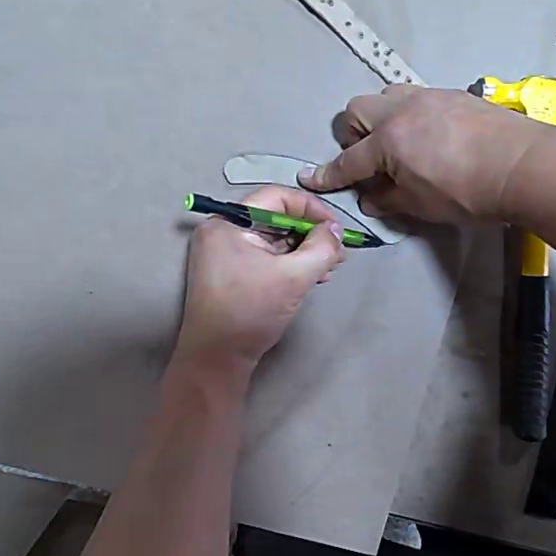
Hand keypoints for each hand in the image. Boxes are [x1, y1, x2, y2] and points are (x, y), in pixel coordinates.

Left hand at [175, 186, 346, 371]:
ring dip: (305, 250)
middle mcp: (224, 232)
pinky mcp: (234, 274)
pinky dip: (292, 264)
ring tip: (332, 266)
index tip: (336, 228)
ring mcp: (226, 254)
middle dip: (311, 233)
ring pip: (275, 240)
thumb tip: (336, 230)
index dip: (311, 208)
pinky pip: (268, 257)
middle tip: (338, 250)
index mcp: (229, 223)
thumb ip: (321, 248)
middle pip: (276, 218)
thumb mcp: (293, 277)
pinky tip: (314, 276)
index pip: (276, 197)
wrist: (217, 358)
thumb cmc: (249, 312)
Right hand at [299, 84, 552, 223]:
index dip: (329, 174)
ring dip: (381, 118)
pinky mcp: (453, 95)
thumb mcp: (422, 206)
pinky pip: (417, 98)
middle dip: (352, 134)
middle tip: (368, 159)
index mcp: (389, 142)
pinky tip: (429, 136)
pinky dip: (411, 115)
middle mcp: (402, 111)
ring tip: (398, 144)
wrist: (524, 166)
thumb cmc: (469, 193)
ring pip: (387, 96)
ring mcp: (429, 97)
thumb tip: (371, 197)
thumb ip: (390, 199)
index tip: (310, 178)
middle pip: (357, 109)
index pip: (349, 161)